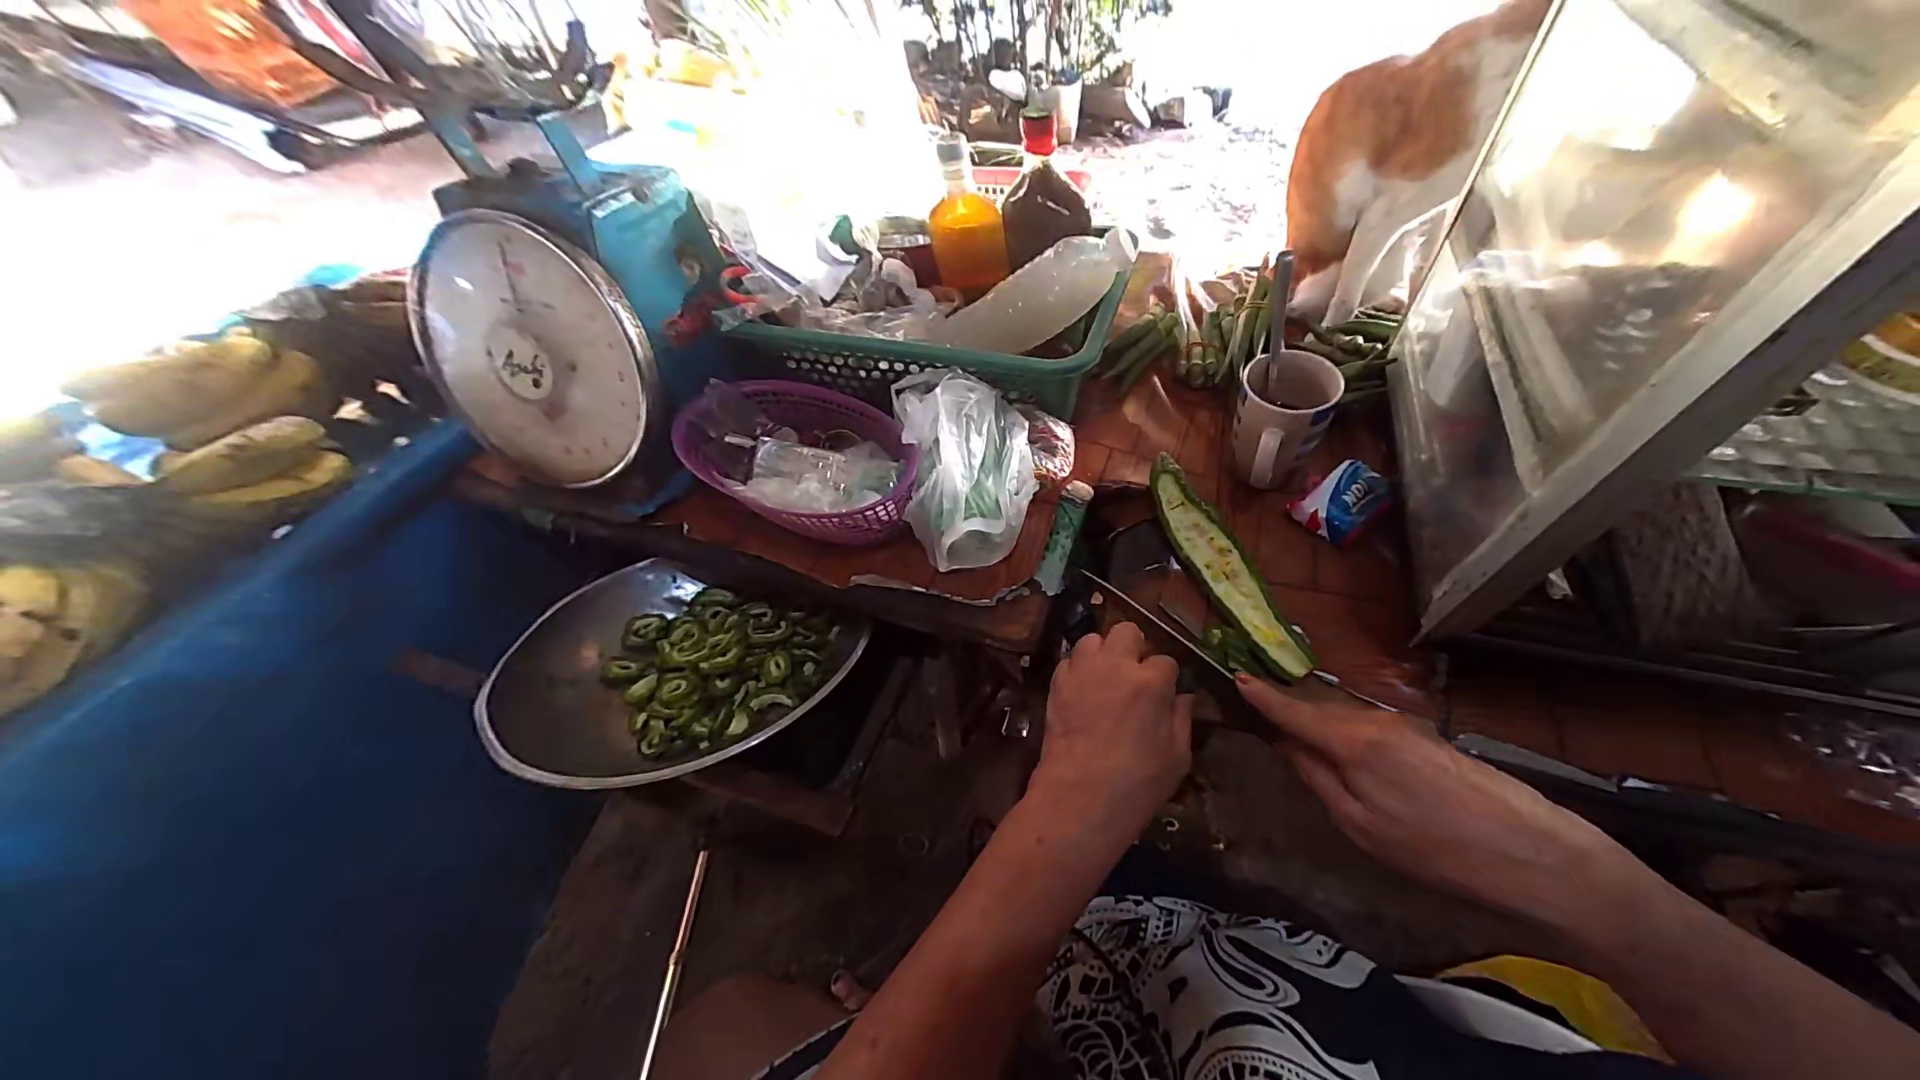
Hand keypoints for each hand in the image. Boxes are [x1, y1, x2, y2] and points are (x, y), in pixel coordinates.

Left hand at [1029, 623, 1192, 840]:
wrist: (1080, 795)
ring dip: (1102, 652)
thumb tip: (1183, 696)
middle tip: (1134, 672)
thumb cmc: (1138, 782)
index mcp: (1151, 681)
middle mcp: (1115, 665)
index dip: (1166, 677)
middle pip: (1126, 631)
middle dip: (1134, 646)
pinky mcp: (1057, 682)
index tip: (1163, 692)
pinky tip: (1083, 689)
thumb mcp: (1178, 756)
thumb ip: (1182, 718)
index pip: (1165, 660)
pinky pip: (1069, 660)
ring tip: (1105, 676)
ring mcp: (1082, 670)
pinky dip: (1078, 669)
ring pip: (1092, 639)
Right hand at [1237, 676, 1657, 933]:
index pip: (1293, 711)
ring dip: (1317, 723)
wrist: (1543, 859)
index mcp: (1353, 740)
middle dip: (1286, 708)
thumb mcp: (1360, 825)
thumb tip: (1286, 743)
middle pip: (1317, 710)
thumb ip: (1316, 778)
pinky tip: (1342, 752)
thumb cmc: (1438, 850)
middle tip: (1255, 708)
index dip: (1261, 696)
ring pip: (1345, 719)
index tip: (1234, 676)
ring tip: (1292, 733)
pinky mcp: (1429, 740)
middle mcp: (1377, 721)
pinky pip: (1369, 729)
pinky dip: (1345, 734)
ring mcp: (1407, 727)